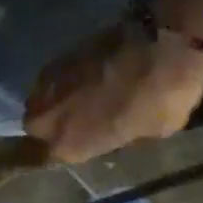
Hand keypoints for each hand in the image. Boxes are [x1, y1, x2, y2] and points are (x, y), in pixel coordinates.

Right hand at [23, 19, 202, 163]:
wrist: (162, 44)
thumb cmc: (162, 96)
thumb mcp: (153, 130)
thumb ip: (120, 137)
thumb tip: (113, 132)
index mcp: (66, 149)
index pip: (51, 158)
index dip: (68, 149)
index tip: (84, 141)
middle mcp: (42, 125)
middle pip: (40, 130)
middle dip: (58, 124)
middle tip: (86, 115)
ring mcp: (42, 93)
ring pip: (43, 104)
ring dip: (61, 101)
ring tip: (89, 91)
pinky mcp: (50, 64)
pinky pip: (52, 81)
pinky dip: (68, 79)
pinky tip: (91, 72)